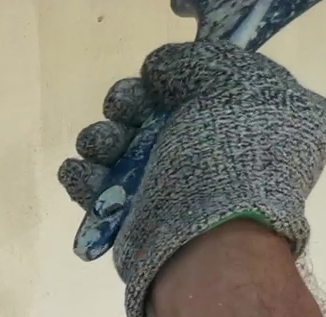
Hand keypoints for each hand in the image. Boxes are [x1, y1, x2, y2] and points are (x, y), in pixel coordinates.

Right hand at [59, 41, 325, 316]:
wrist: (203, 244)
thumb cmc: (232, 162)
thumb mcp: (238, 87)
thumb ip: (202, 62)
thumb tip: (158, 68)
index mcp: (247, 119)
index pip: (199, 83)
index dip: (171, 75)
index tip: (157, 79)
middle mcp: (206, 152)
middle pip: (149, 114)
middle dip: (127, 105)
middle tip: (124, 110)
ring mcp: (165, 188)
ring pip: (116, 150)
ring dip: (100, 140)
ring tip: (100, 147)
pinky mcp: (129, 219)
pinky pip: (95, 191)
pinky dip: (80, 177)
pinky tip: (78, 170)